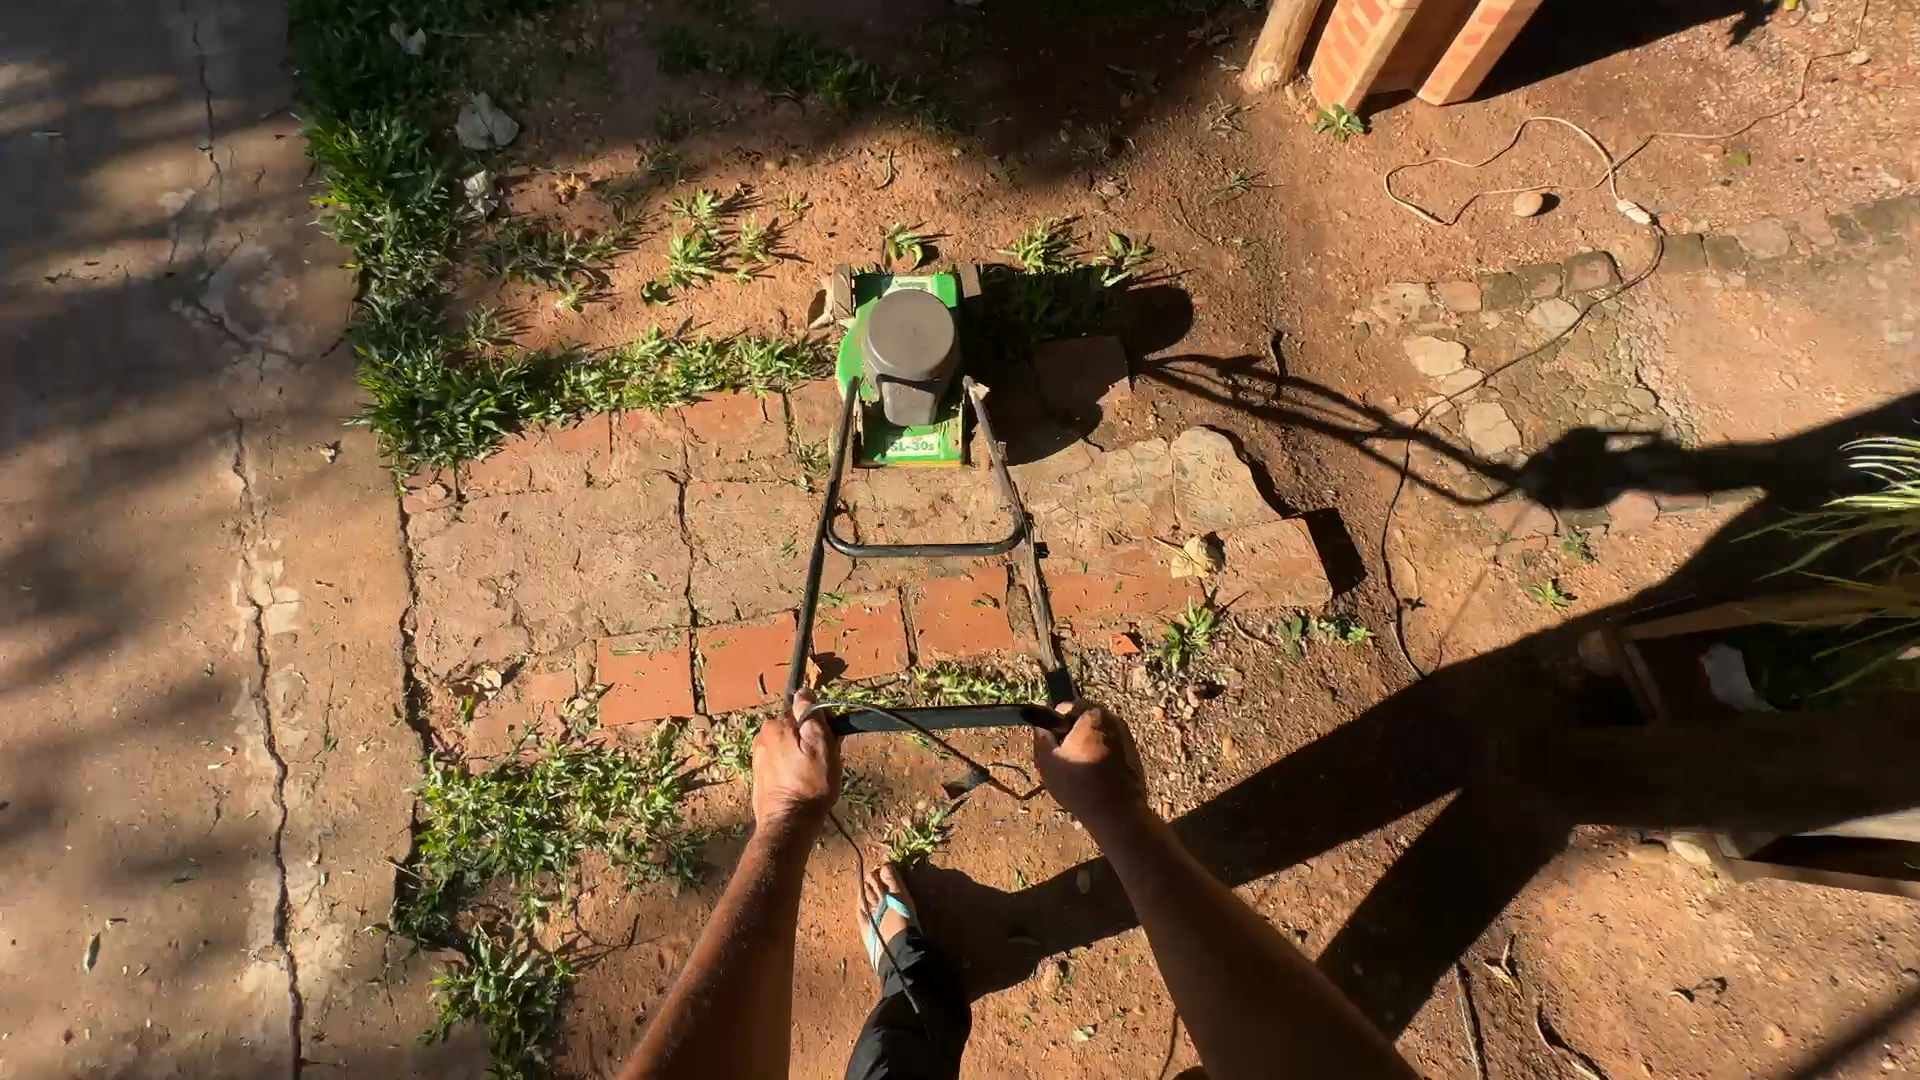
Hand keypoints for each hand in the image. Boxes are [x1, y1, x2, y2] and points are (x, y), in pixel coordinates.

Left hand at [752, 690, 840, 831]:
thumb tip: (803, 691)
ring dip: (801, 754)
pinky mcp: (758, 774)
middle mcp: (761, 736)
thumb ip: (811, 714)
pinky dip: (791, 766)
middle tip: (823, 761)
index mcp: (775, 725)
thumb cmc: (810, 784)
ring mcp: (758, 756)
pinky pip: (780, 760)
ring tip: (812, 775)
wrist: (788, 824)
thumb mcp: (820, 744)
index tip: (829, 742)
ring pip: (788, 744)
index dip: (820, 724)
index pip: (803, 711)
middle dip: (810, 739)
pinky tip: (800, 782)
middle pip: (795, 728)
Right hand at [1033, 700, 1147, 831]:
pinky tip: (1093, 779)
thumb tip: (1041, 725)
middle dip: (1071, 736)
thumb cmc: (1078, 783)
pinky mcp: (1134, 757)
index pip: (1067, 707)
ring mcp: (1127, 738)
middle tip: (1061, 759)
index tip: (1050, 743)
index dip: (1054, 724)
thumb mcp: (1048, 760)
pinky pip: (1110, 750)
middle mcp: (1114, 720)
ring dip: (1086, 748)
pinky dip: (1100, 758)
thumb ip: (1042, 736)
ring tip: (1077, 773)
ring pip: (1097, 737)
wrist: (1117, 814)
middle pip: (1084, 722)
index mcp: (1093, 714)